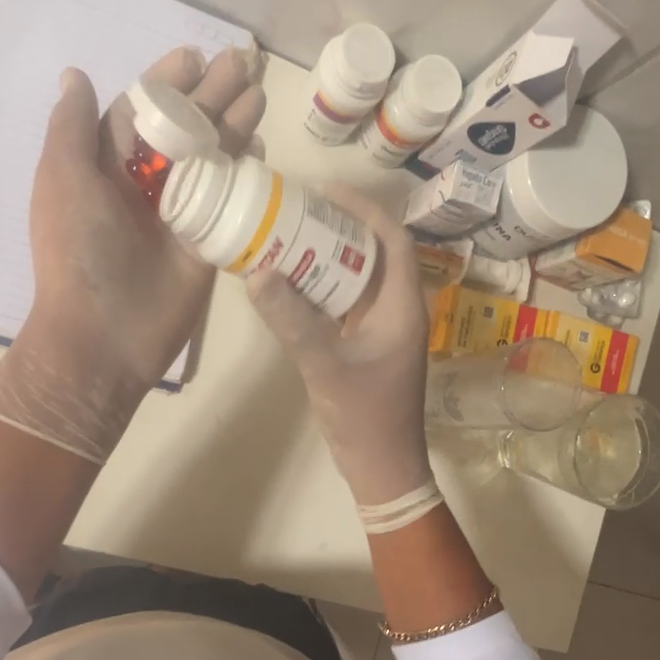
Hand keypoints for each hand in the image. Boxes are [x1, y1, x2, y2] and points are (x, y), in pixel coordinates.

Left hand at [0, 46, 264, 462]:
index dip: (166, 85)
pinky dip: (245, 177)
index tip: (193, 57)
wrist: (104, 337)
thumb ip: (72, 129)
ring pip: (211, 162)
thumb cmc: (77, 254)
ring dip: (233, 128)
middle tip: (243, 64)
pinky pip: (229, 205)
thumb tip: (76, 76)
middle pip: (183, 132)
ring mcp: (179, 217)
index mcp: (105, 168)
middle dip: (210, 97)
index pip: (141, 113)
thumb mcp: (62, 181)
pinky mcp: (207, 246)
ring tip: (258, 97)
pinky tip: (261, 148)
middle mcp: (144, 188)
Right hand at [247, 187, 437, 527]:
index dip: (364, 210)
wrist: (383, 467)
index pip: (392, 241)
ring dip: (328, 259)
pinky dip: (322, 291)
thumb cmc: (365, 418)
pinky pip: (345, 306)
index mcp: (402, 308)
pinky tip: (289, 285)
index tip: (326, 191)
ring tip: (288, 237)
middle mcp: (397, 311)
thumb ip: (293, 322)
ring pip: (358, 280)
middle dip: (339, 228)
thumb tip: (257, 274)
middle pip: (373, 254)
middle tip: (297, 211)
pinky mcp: (366, 347)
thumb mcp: (325, 367)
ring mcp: (382, 331)